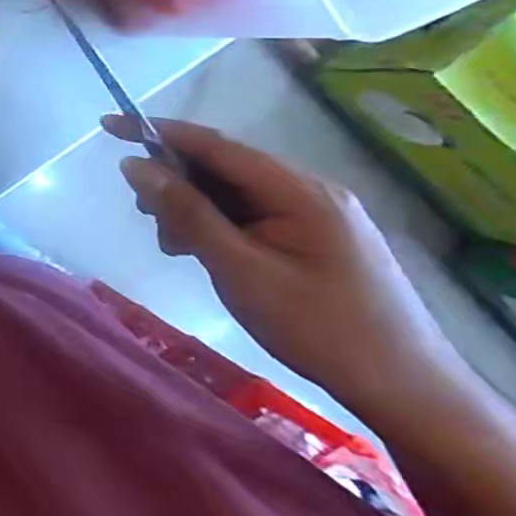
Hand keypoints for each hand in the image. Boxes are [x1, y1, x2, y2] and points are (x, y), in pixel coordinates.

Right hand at [104, 114, 466, 418]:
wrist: (407, 390)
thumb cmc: (319, 329)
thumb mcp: (239, 270)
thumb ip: (186, 212)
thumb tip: (135, 165)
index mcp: (298, 190)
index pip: (213, 144)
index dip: (156, 131)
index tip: (108, 126)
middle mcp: (309, 189)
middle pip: (221, 165)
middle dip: (173, 181)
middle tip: (146, 219)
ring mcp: (316, 212)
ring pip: (232, 190)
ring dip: (192, 207)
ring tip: (175, 246)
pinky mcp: (315, 235)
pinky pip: (250, 212)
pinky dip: (216, 224)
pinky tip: (204, 253)